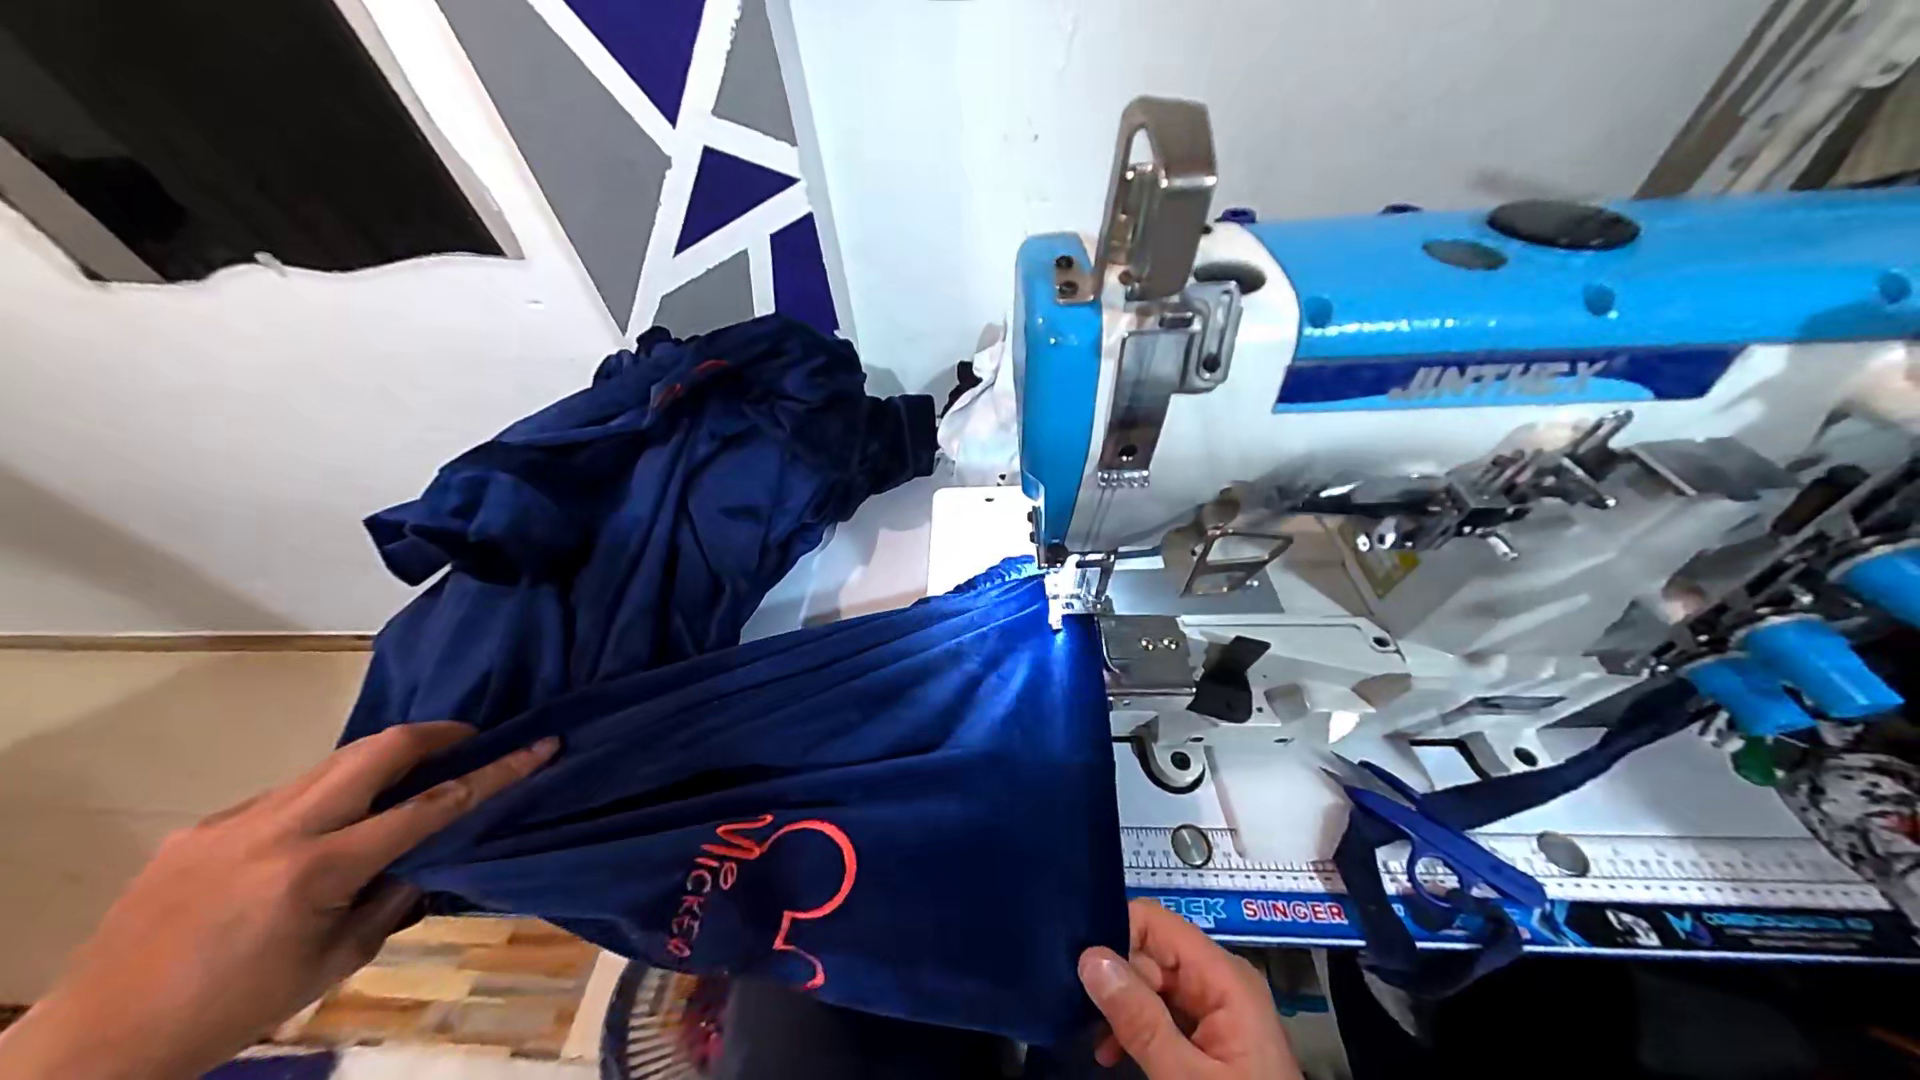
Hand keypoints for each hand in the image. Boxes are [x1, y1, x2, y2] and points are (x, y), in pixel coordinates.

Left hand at [0, 722, 555, 1079]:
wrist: (90, 1045)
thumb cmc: (232, 1010)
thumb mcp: (335, 961)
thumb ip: (394, 897)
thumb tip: (429, 857)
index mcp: (317, 872)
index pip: (432, 805)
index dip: (496, 771)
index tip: (539, 745)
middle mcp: (278, 830)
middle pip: (379, 750)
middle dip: (439, 734)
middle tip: (472, 739)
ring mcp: (235, 821)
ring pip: (336, 761)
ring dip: (386, 760)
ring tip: (409, 780)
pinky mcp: (205, 825)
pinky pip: (292, 791)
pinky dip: (333, 792)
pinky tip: (329, 827)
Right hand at [1079, 897, 1302, 1078]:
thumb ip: (1139, 1019)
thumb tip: (1090, 957)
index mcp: (1223, 976)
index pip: (1155, 922)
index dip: (1114, 935)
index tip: (1077, 968)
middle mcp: (1220, 979)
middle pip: (1151, 951)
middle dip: (1115, 978)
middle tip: (1079, 1013)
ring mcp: (1217, 1008)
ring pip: (1153, 983)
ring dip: (1122, 1007)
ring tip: (1096, 1042)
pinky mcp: (1212, 1036)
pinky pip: (1164, 1012)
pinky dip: (1138, 1027)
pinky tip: (1113, 1053)